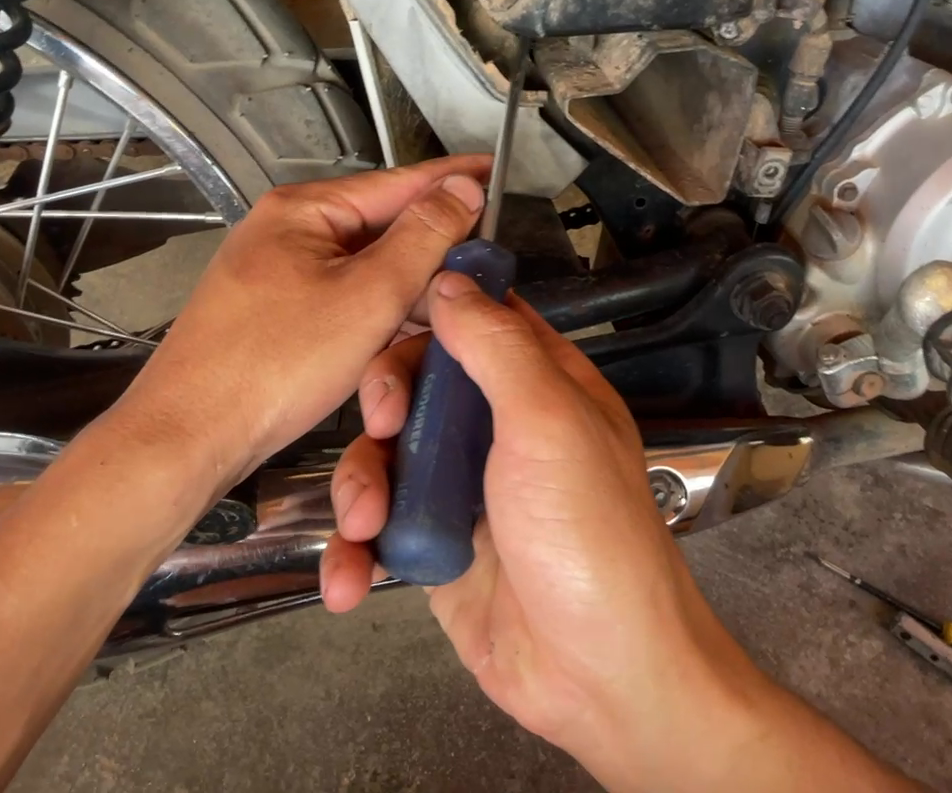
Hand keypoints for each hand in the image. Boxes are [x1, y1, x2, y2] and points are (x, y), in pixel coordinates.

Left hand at [101, 156, 490, 479]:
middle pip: (380, 224)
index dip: (451, 178)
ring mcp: (276, 273)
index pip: (397, 182)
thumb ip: (423, 238)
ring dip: (406, 283)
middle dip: (432, 241)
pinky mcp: (274, 312)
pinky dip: (377, 309)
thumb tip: (463, 189)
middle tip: (485, 249)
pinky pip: (343, 297)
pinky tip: (404, 327)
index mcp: (303, 210)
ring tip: (452, 294)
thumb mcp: (369, 297)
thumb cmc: (275, 365)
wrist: (189, 437)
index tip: (492, 169)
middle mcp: (286, 231)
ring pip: (363, 266)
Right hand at [323, 274, 921, 791]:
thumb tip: (449, 279)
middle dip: (385, 399)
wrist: (601, 672)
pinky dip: (356, 552)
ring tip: (366, 526)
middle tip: (384, 425)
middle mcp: (500, 427)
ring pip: (387, 455)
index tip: (385, 315)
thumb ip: (497, 347)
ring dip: (360, 486)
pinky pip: (380, 530)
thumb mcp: (549, 422)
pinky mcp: (437, 548)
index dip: (431, 308)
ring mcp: (465, 489)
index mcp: (540, 383)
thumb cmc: (588, 532)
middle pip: (418, 382)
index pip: (479, 318)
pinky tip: (350, 580)